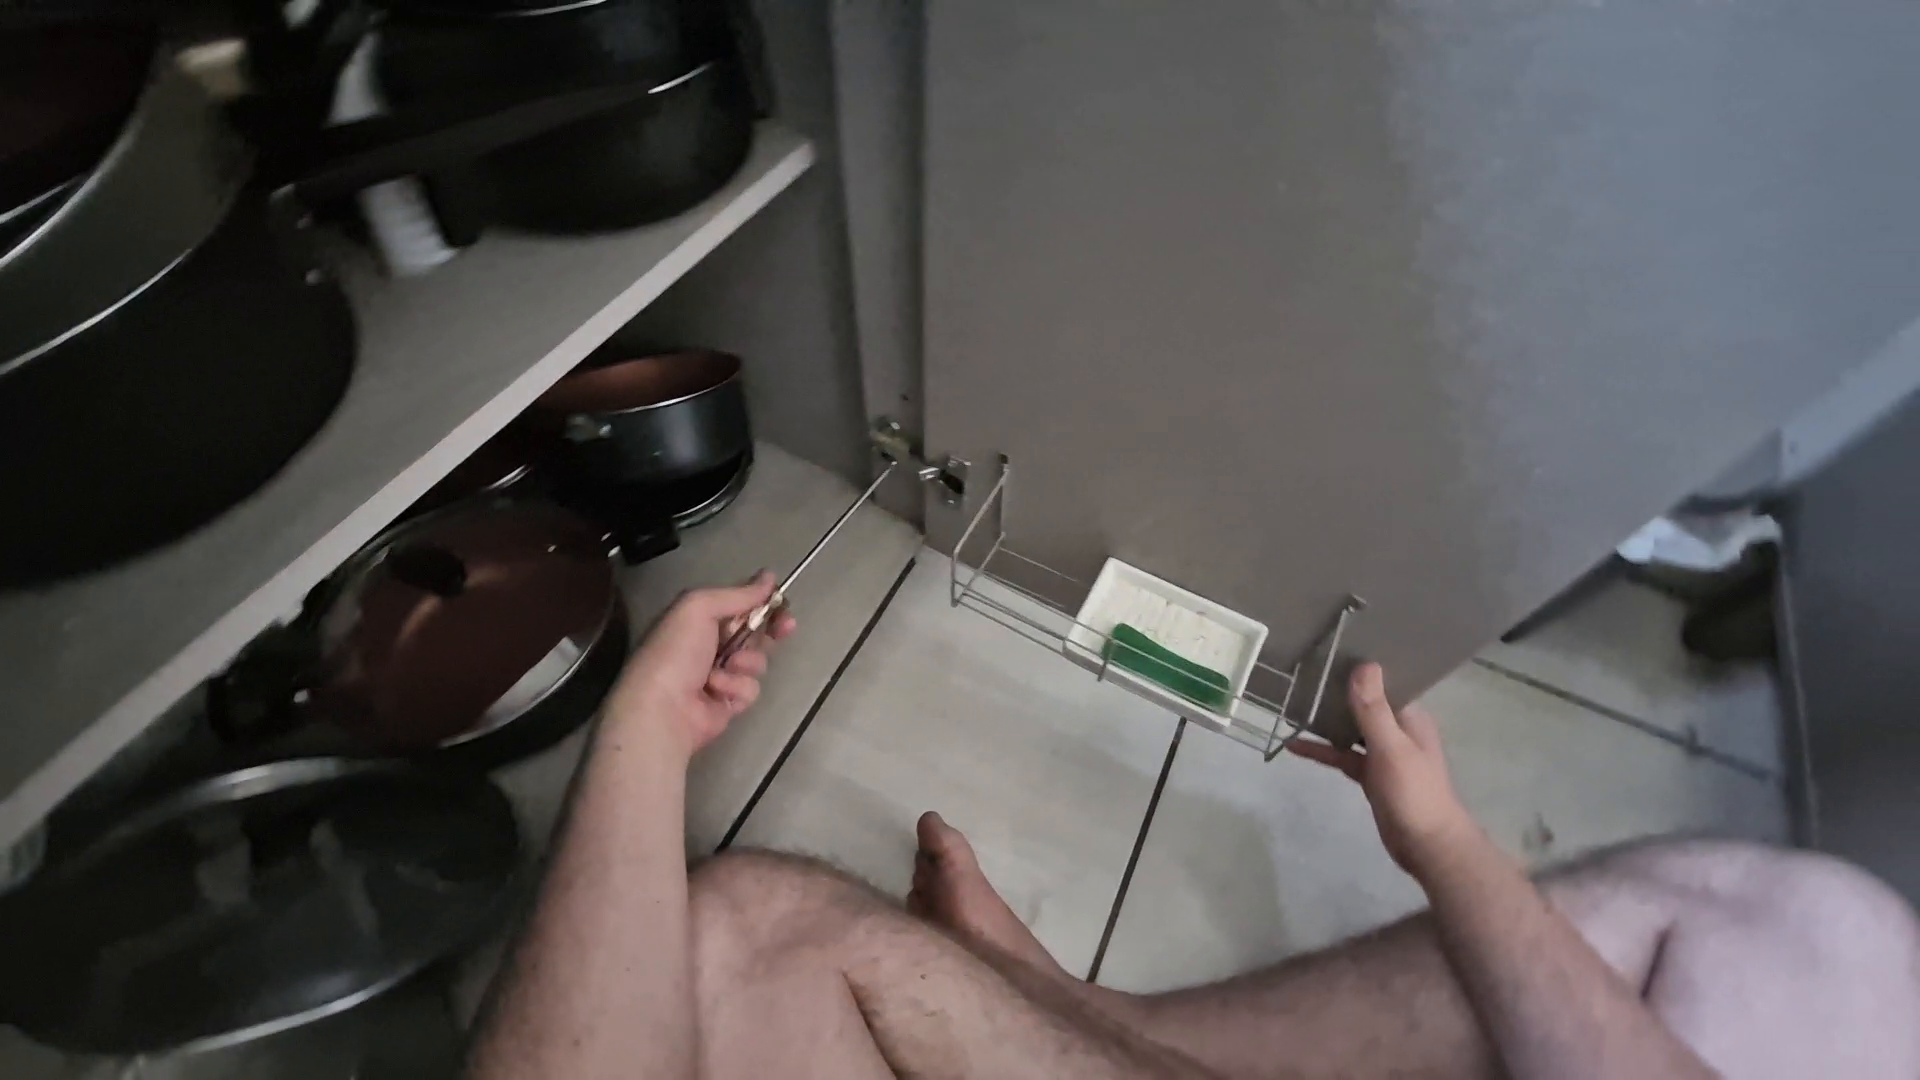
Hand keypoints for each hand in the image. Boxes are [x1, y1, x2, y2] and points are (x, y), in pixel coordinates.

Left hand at [603, 572, 796, 758]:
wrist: (662, 709)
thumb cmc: (676, 652)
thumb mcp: (700, 608)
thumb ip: (737, 593)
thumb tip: (770, 577)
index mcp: (699, 619)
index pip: (739, 603)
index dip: (762, 600)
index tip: (781, 599)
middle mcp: (711, 644)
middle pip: (755, 630)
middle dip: (772, 627)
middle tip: (786, 626)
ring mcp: (721, 675)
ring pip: (757, 660)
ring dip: (747, 661)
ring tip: (728, 667)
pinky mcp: (729, 702)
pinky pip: (750, 688)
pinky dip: (737, 687)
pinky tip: (717, 690)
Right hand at [1288, 662, 1481, 879]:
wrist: (1427, 846)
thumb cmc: (1414, 793)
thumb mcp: (1391, 748)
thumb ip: (1374, 710)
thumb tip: (1364, 665)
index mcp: (1409, 719)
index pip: (1383, 684)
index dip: (1360, 669)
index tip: (1330, 654)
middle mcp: (1397, 731)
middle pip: (1363, 704)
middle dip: (1336, 693)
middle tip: (1302, 674)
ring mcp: (1383, 754)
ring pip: (1349, 729)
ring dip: (1326, 721)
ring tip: (1293, 704)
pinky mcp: (1370, 774)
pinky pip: (1341, 755)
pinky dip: (1322, 750)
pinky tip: (1295, 746)